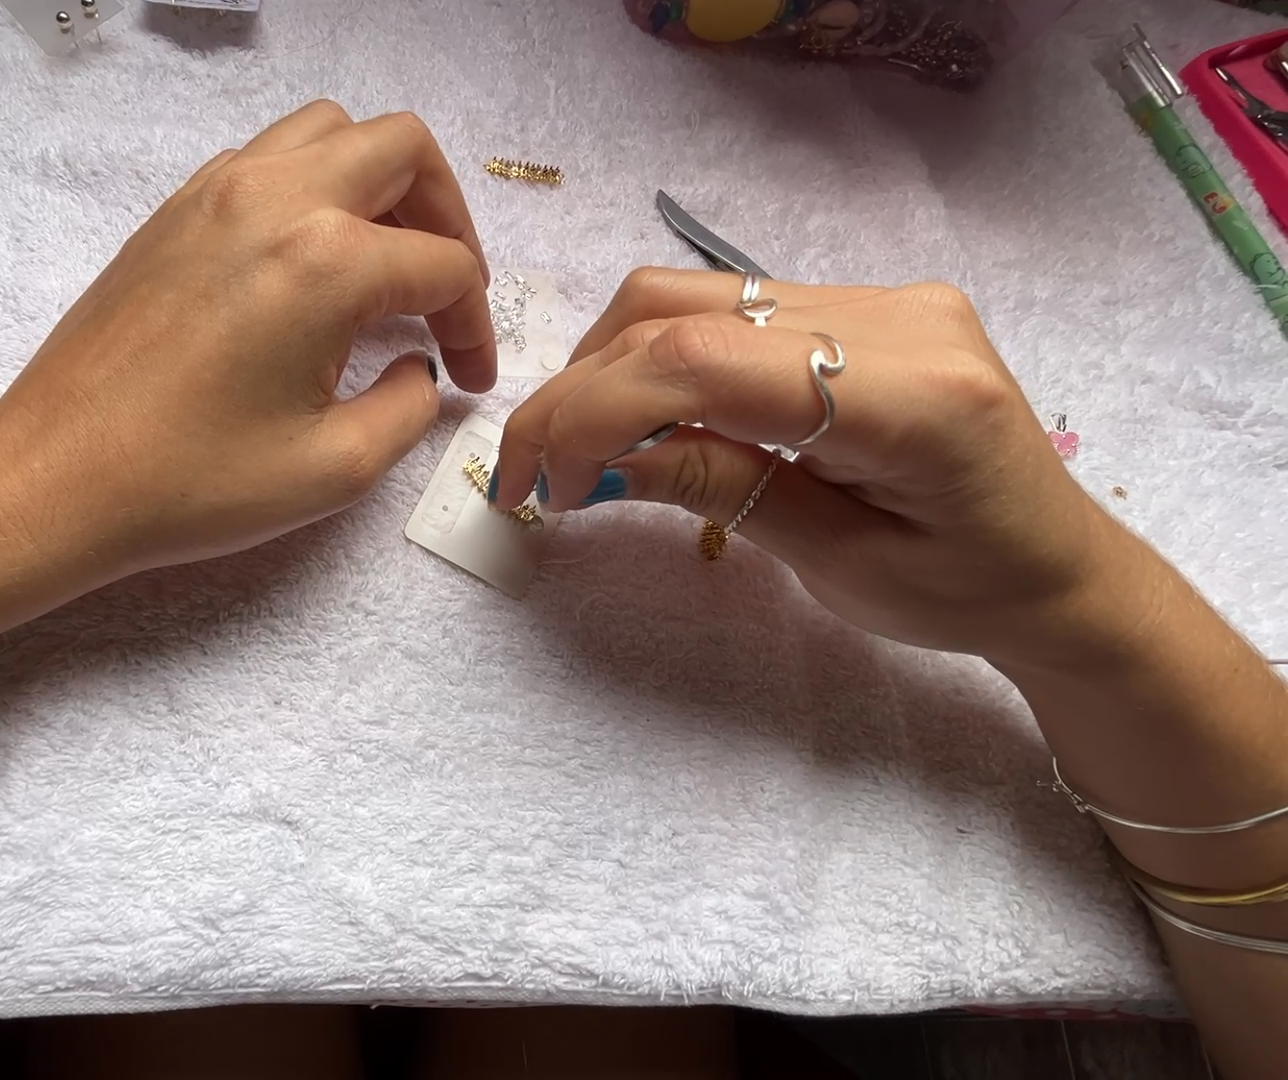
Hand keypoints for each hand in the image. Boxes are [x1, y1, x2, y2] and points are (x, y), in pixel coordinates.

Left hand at [0, 100, 494, 577]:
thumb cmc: (193, 485)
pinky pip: (268, 159)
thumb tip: (419, 369)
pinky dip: (315, 190)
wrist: (58, 479)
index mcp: (324, 261)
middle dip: (448, 219)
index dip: (475, 324)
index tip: (471, 377)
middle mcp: (274, 198)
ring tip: (385, 265)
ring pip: (331, 135)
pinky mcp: (174, 211)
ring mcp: (215, 191)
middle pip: (403, 152)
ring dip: (381, 187)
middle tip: (447, 293)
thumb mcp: (334, 469)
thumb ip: (408, 409)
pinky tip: (311, 263)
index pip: (442, 266)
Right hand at [492, 268, 1147, 665]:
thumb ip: (715, 487)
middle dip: (574, 398)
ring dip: (598, 371)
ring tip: (572, 446)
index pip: (700, 363)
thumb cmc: (960, 593)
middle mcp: (894, 314)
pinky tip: (630, 414)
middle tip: (527, 475)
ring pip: (679, 298)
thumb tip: (594, 461)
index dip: (592, 414)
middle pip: (675, 319)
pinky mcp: (846, 304)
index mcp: (913, 396)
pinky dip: (641, 360)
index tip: (540, 486)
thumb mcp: (830, 562)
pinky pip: (710, 308)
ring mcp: (872, 295)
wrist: (1057, 568)